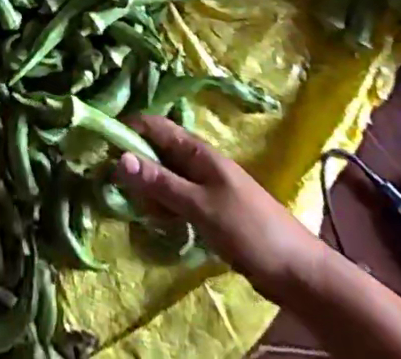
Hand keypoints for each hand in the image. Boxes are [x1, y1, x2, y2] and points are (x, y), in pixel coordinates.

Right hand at [114, 114, 328, 298]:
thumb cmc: (250, 230)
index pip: (153, 126)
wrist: (300, 274)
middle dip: (132, 161)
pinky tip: (154, 219)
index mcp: (198, 152)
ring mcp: (205, 185)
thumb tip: (118, 157)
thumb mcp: (199, 206)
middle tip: (110, 182)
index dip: (126, 130)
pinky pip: (175, 196)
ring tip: (131, 204)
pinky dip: (161, 203)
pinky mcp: (209, 208)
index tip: (99, 146)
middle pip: (155, 150)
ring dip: (146, 186)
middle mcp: (198, 162)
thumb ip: (159, 182)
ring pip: (163, 175)